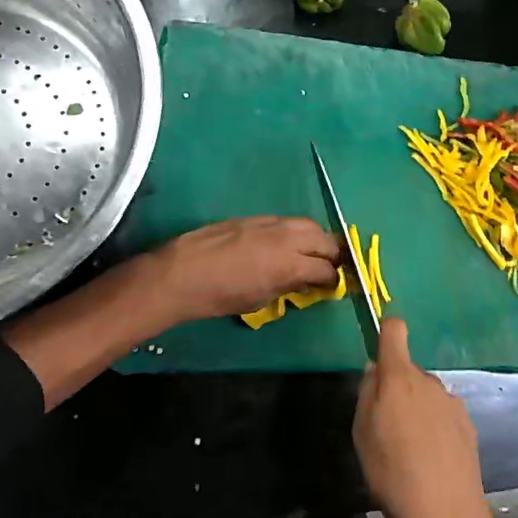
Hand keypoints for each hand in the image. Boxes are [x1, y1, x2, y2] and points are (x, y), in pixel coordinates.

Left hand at [149, 216, 341, 324]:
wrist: (183, 273)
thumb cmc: (221, 296)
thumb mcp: (261, 300)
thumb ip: (288, 286)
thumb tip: (303, 281)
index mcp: (291, 264)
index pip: (327, 268)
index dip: (334, 280)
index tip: (332, 286)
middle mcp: (288, 238)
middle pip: (326, 240)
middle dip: (333, 255)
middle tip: (329, 268)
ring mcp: (272, 223)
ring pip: (308, 225)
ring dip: (316, 239)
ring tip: (312, 252)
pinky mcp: (256, 217)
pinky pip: (286, 222)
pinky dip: (295, 232)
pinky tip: (286, 243)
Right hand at [355, 320, 517, 517]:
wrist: (445, 513)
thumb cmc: (392, 471)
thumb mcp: (362, 433)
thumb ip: (367, 394)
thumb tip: (376, 370)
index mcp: (400, 377)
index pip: (395, 331)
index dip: (386, 333)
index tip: (380, 351)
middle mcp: (429, 381)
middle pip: (408, 371)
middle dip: (397, 388)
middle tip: (385, 427)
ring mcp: (452, 402)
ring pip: (426, 396)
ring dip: (416, 411)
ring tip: (409, 452)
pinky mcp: (468, 425)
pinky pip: (442, 416)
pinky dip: (434, 429)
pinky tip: (431, 461)